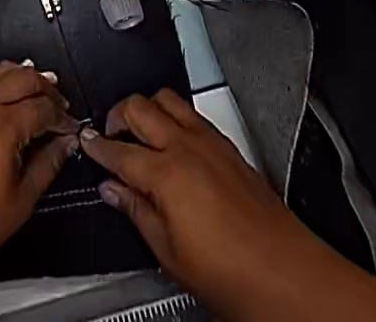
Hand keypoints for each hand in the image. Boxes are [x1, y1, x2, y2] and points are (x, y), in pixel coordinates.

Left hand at [0, 60, 80, 282]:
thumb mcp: (22, 198)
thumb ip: (49, 163)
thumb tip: (65, 144)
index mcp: (2, 125)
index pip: (44, 107)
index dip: (64, 118)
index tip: (72, 129)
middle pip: (26, 77)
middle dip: (49, 89)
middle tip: (62, 107)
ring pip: (3, 71)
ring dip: (27, 78)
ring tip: (43, 94)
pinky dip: (5, 82)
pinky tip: (15, 99)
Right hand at [82, 90, 375, 321]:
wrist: (288, 277)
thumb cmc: (235, 274)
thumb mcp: (169, 253)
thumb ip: (137, 211)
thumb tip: (114, 191)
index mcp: (166, 173)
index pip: (119, 151)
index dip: (97, 146)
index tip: (87, 142)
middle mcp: (187, 147)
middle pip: (140, 108)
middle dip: (117, 115)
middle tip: (108, 131)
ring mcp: (211, 142)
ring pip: (168, 99)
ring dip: (147, 107)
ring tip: (137, 127)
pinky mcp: (229, 146)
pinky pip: (193, 114)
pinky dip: (175, 116)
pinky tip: (172, 137)